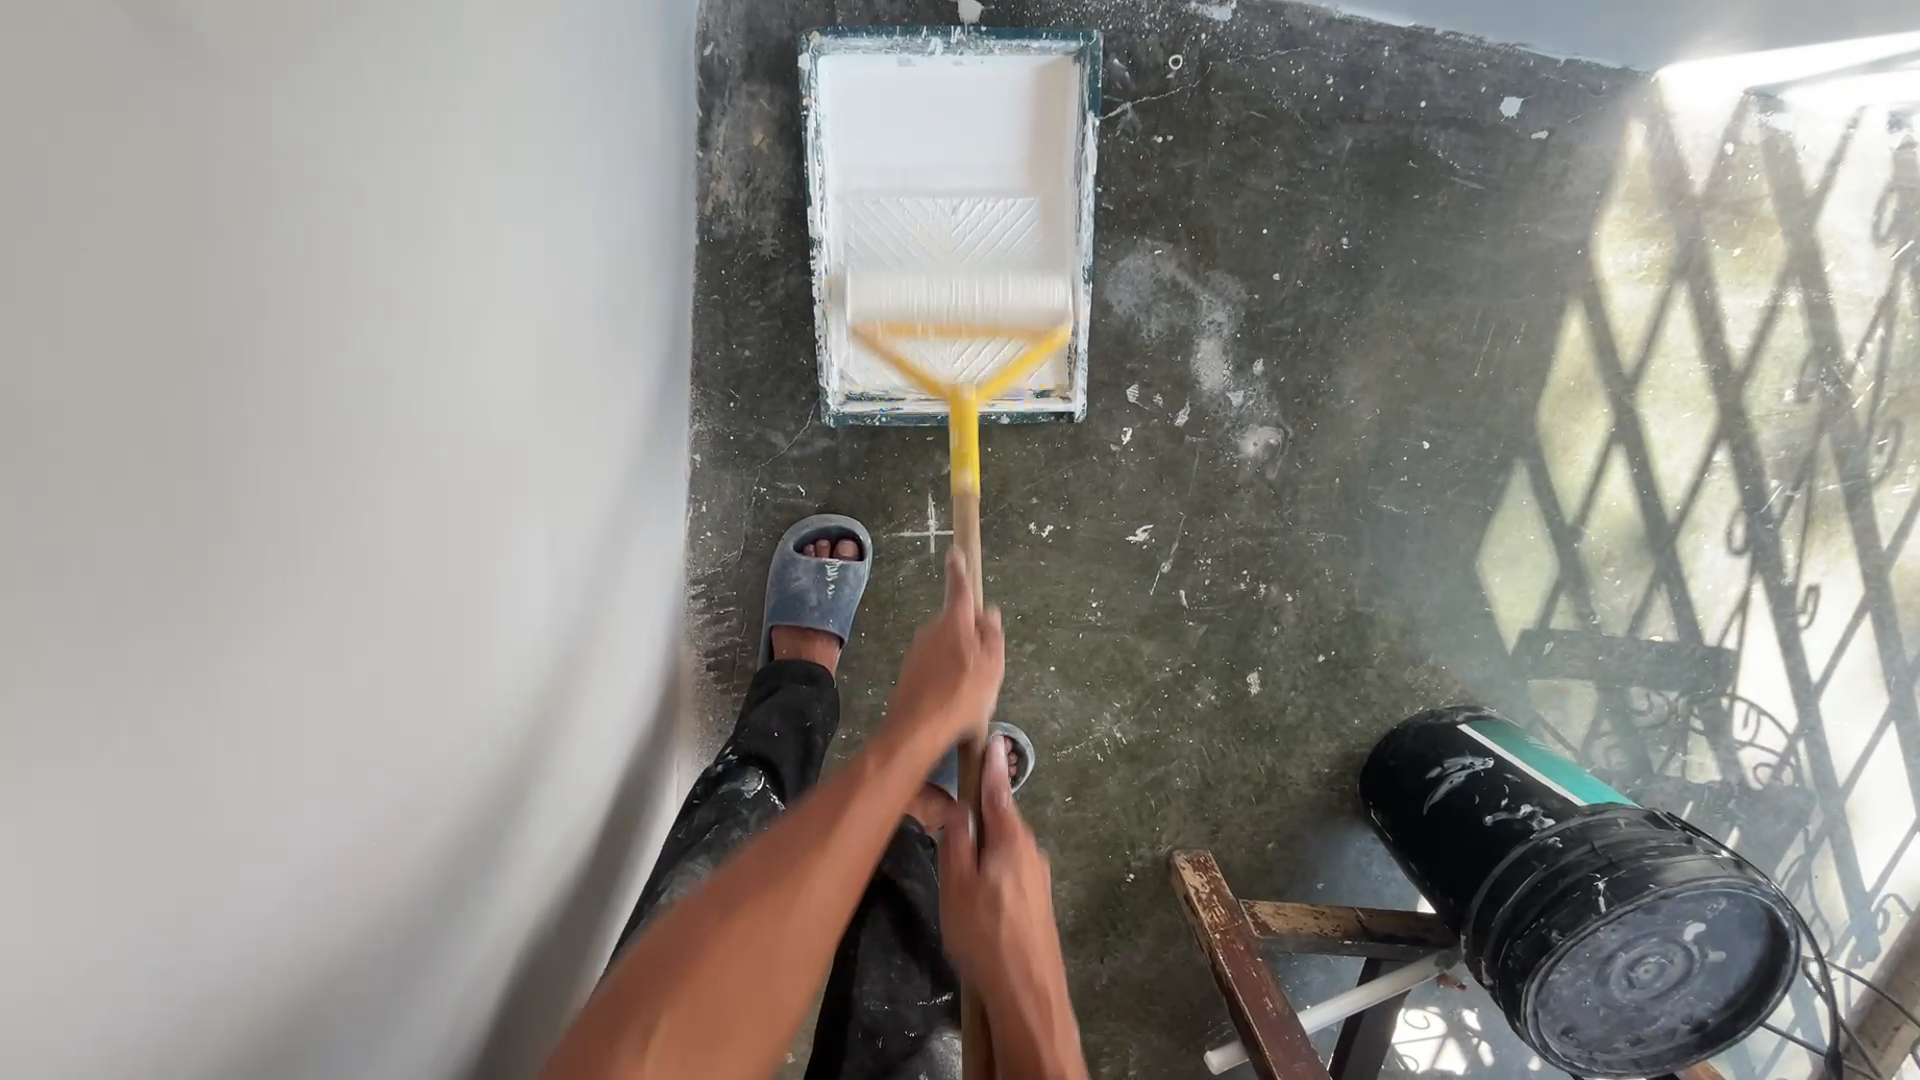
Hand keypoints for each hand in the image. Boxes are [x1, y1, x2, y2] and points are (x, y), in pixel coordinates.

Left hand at [884, 547, 1004, 748]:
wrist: (917, 730)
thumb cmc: (962, 695)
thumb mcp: (992, 667)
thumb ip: (992, 636)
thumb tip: (989, 612)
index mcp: (954, 622)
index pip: (959, 588)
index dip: (959, 569)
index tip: (955, 551)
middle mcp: (931, 629)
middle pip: (955, 621)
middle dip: (970, 632)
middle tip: (987, 661)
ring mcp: (917, 650)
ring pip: (946, 644)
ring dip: (959, 657)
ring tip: (973, 688)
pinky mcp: (909, 670)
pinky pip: (935, 664)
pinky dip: (946, 673)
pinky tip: (954, 698)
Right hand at [939, 739, 1079, 1059]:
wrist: (1029, 995)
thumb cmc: (986, 935)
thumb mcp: (957, 884)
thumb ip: (957, 841)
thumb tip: (960, 806)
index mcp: (1011, 838)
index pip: (998, 790)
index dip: (992, 765)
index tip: (994, 738)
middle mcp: (1030, 850)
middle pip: (1001, 818)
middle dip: (979, 810)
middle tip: (951, 808)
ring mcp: (1038, 876)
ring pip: (1005, 845)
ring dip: (984, 841)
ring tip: (957, 857)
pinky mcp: (1037, 900)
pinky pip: (1011, 866)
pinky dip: (993, 862)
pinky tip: (977, 887)